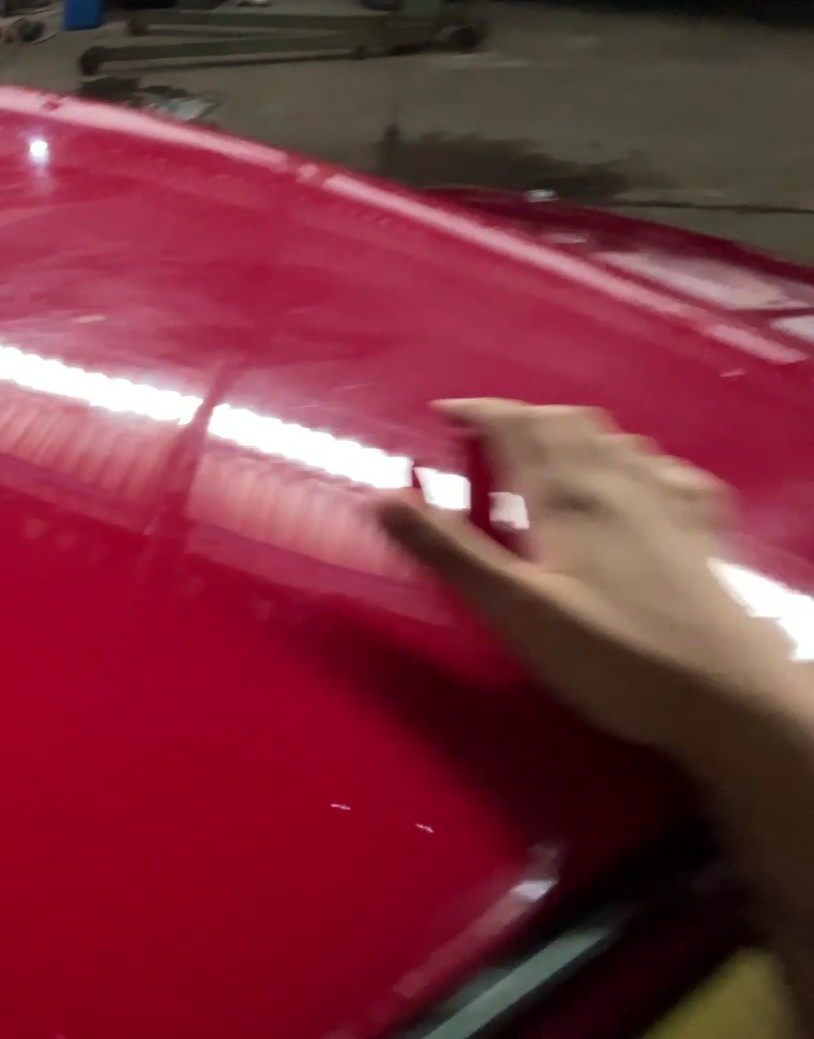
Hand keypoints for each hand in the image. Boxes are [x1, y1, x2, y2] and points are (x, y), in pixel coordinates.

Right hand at [376, 398, 794, 754]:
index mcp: (569, 499)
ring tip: (530, 456)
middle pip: (568, 424)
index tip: (439, 415)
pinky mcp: (701, 537)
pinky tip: (624, 480)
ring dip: (563, 433)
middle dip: (515, 418)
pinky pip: (666, 472)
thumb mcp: (511, 606)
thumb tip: (382, 496)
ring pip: (614, 440)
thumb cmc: (610, 656)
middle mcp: (622, 488)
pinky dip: (629, 460)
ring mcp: (669, 510)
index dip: (477, 411)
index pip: (520, 427)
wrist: (737, 708)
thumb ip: (447, 550)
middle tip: (474, 437)